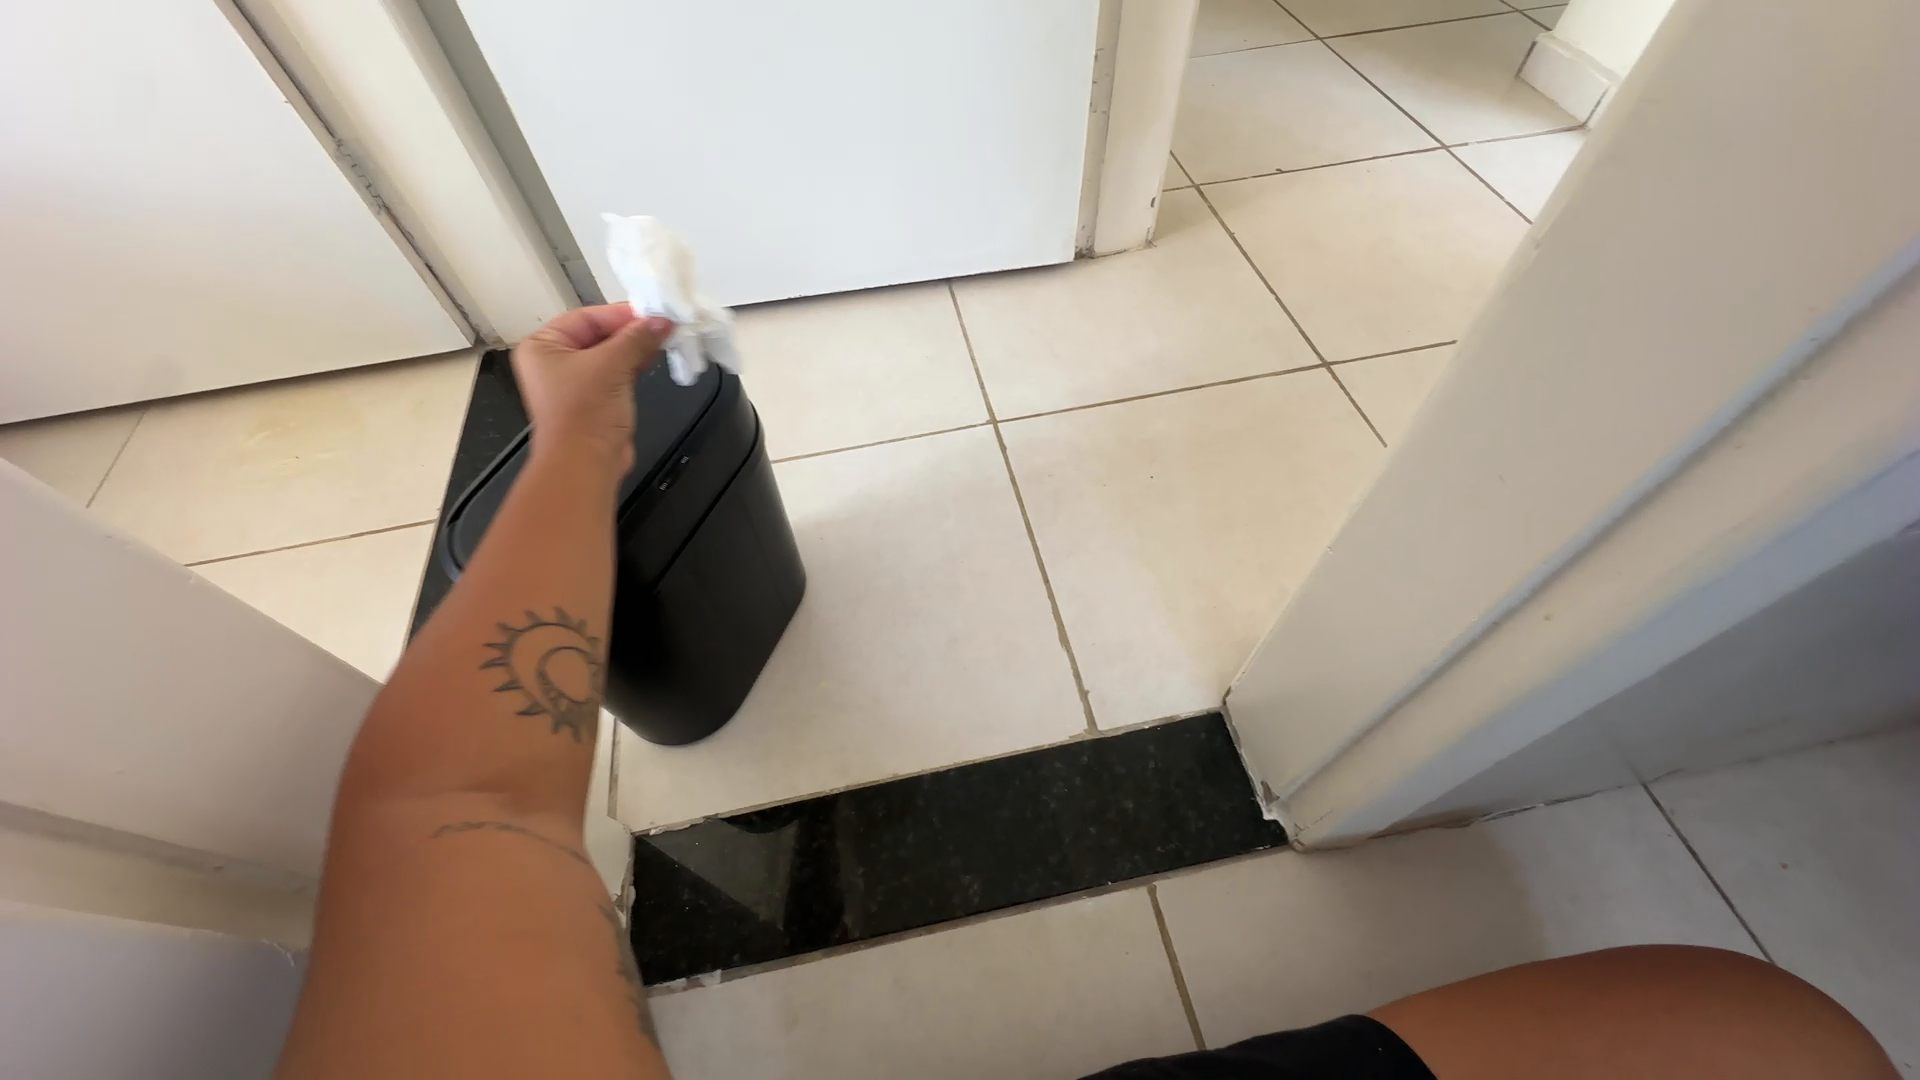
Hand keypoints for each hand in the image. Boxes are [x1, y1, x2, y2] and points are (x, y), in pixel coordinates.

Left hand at [512, 305, 674, 477]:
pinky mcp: (595, 400)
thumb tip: (663, 320)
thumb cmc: (586, 411)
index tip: (653, 313)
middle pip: (598, 335)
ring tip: (663, 341)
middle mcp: (554, 361)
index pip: (586, 318)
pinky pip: (616, 374)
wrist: (586, 463)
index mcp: (543, 346)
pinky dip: (634, 366)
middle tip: (664, 326)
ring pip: (610, 355)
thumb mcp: (611, 365)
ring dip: (636, 349)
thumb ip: (637, 339)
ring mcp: (574, 382)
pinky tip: (653, 360)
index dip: (621, 315)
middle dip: (631, 332)